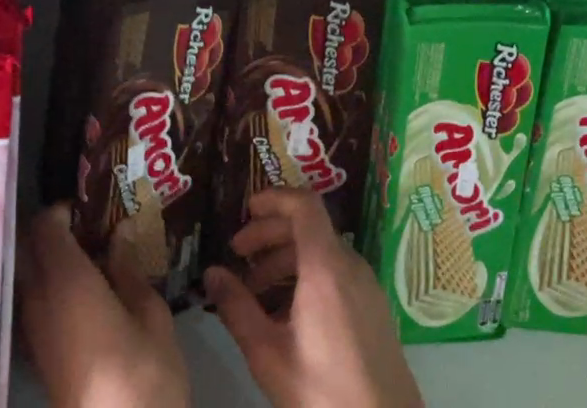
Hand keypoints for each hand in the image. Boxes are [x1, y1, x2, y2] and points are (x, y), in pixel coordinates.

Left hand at [18, 204, 188, 407]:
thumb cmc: (143, 375)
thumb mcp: (151, 317)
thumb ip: (130, 271)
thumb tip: (120, 234)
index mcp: (65, 279)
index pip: (46, 225)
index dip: (65, 210)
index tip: (93, 208)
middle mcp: (38, 298)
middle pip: (31, 249)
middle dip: (56, 233)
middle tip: (94, 230)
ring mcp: (34, 329)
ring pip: (31, 277)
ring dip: (53, 262)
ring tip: (94, 261)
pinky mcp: (39, 355)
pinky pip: (36, 303)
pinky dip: (53, 289)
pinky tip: (86, 297)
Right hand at [205, 188, 421, 407]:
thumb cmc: (322, 393)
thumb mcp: (267, 353)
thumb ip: (237, 307)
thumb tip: (212, 272)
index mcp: (326, 268)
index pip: (304, 205)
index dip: (274, 198)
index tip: (244, 211)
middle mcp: (351, 267)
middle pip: (309, 227)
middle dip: (269, 234)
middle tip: (237, 256)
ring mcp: (367, 287)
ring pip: (322, 252)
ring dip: (285, 259)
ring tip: (255, 291)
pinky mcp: (374, 309)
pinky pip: (337, 274)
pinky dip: (307, 276)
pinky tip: (286, 313)